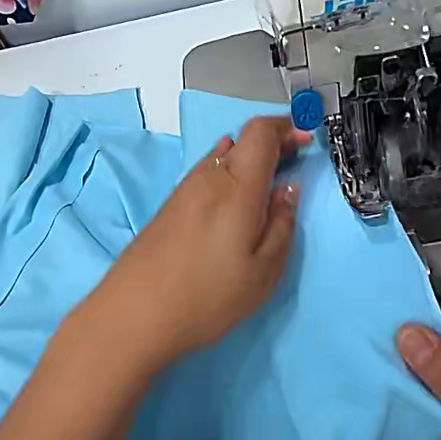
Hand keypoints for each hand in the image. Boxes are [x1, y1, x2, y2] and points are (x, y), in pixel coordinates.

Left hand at [70, 116, 308, 376]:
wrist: (134, 313)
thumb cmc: (207, 295)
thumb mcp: (263, 271)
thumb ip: (282, 224)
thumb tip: (288, 189)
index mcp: (237, 185)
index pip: (260, 131)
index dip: (285, 126)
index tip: (306, 139)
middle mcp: (208, 176)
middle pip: (242, 141)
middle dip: (272, 144)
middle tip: (293, 166)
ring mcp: (184, 190)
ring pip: (221, 158)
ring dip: (249, 162)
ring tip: (266, 189)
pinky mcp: (169, 206)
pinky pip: (206, 175)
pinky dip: (228, 176)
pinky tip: (233, 205)